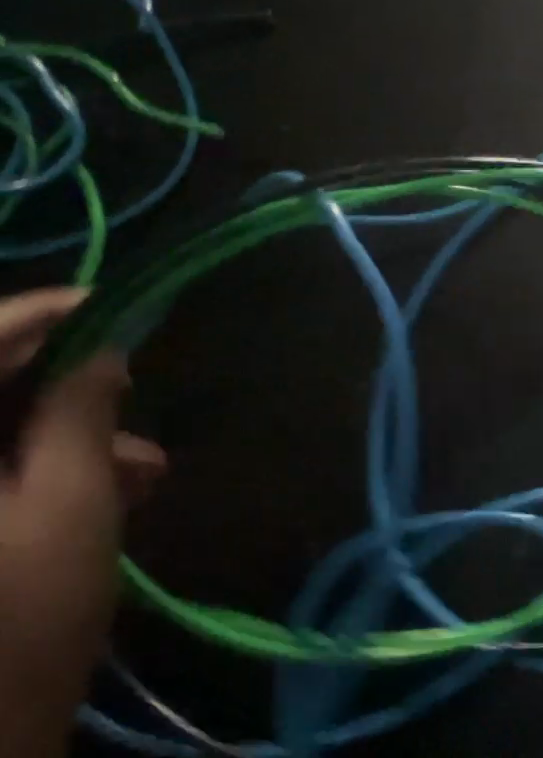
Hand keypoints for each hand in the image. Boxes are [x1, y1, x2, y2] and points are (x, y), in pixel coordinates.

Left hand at [0, 289, 163, 755]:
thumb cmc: (21, 618)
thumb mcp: (71, 506)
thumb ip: (76, 416)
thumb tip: (100, 348)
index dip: (32, 317)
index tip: (111, 304)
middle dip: (57, 389)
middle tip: (131, 395)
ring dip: (60, 434)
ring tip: (141, 466)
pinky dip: (41, 467)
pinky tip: (109, 488)